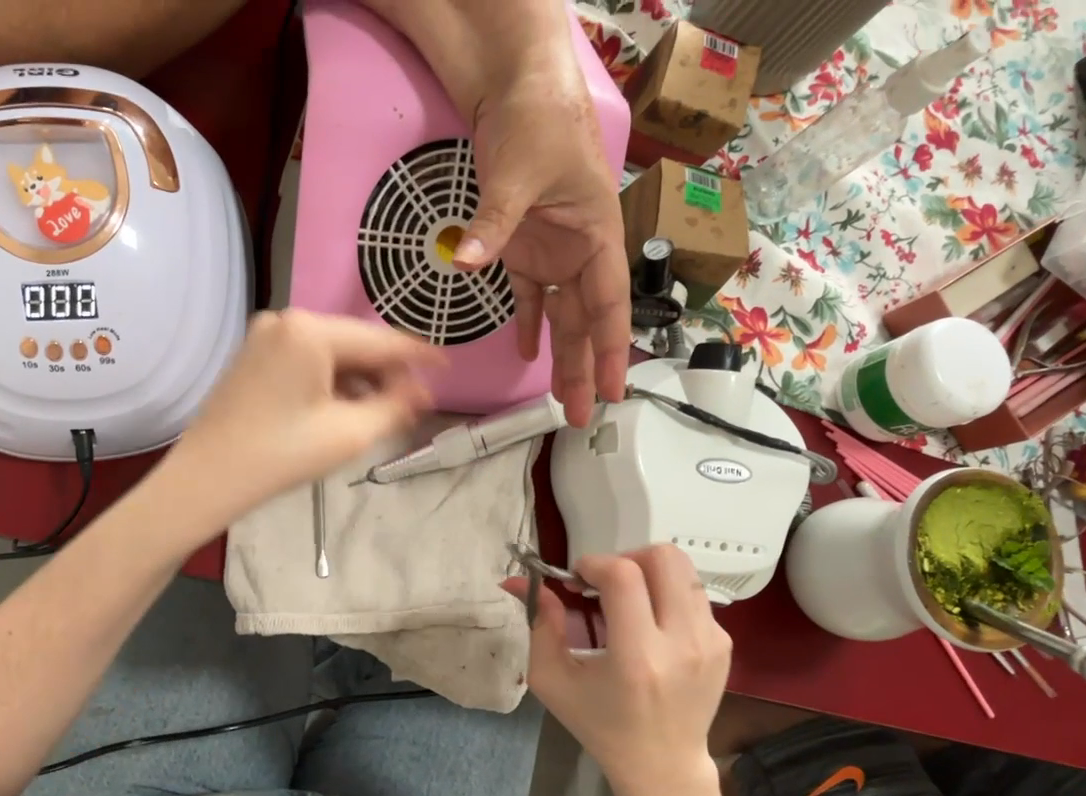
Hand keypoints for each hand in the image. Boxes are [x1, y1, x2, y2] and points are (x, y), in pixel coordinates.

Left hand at [164, 309, 442, 526]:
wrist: (206, 479)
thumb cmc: (279, 456)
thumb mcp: (348, 435)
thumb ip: (394, 407)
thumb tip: (422, 393)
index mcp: (310, 330)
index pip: (380, 341)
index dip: (419, 356)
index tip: (448, 366)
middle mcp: (286, 320)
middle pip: (354, 344)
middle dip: (385, 375)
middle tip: (413, 407)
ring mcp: (264, 337)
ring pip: (331, 354)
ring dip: (358, 381)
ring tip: (381, 415)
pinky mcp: (252, 358)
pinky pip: (306, 363)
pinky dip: (330, 383)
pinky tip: (343, 411)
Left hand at [454, 64, 630, 426]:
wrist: (518, 91)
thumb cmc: (538, 122)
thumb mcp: (517, 173)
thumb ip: (494, 223)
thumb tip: (469, 261)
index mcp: (598, 236)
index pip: (609, 305)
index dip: (612, 350)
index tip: (616, 389)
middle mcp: (581, 251)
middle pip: (586, 321)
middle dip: (585, 368)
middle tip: (584, 414)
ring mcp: (553, 253)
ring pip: (561, 316)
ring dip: (560, 356)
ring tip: (560, 398)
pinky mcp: (525, 250)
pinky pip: (531, 298)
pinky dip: (530, 325)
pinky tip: (528, 355)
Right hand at [504, 547, 730, 793]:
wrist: (661, 763)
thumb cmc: (599, 724)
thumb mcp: (553, 680)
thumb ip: (540, 625)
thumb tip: (518, 582)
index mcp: (637, 656)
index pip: (624, 577)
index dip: (594, 563)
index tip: (577, 577)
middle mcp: (682, 643)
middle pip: (664, 558)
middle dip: (627, 557)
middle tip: (606, 582)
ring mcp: (711, 641)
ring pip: (683, 571)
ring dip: (649, 574)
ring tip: (628, 600)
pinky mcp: (725, 643)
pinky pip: (694, 595)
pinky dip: (667, 595)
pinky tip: (650, 622)